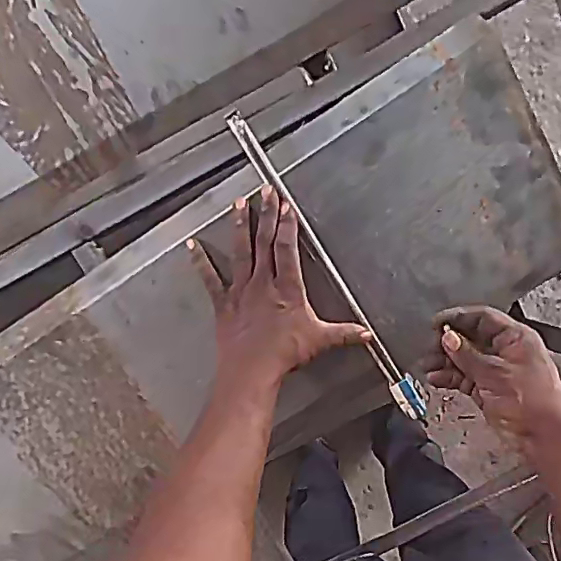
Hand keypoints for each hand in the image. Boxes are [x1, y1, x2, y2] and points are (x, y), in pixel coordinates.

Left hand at [192, 187, 370, 390]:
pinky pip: (210, 278)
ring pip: (240, 251)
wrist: (251, 369)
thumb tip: (368, 334)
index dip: (287, 224)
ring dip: (240, 226)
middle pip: (265, 241)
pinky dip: (200, 261)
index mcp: (286, 287)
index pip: (287, 247)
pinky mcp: (224, 303)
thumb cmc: (284, 353)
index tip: (286, 205)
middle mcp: (262, 282)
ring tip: (239, 204)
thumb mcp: (320, 340)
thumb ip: (345, 333)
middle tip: (266, 191)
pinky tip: (192, 245)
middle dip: (267, 214)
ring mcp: (240, 290)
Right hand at [425, 305, 560, 451]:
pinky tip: (436, 379)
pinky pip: (466, 378)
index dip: (458, 319)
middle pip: (472, 339)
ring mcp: (498, 371)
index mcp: (516, 338)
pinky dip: (451, 378)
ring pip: (466, 360)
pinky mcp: (491, 390)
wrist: (543, 436)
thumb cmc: (533, 402)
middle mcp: (507, 352)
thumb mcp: (494, 373)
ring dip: (446, 363)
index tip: (436, 324)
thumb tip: (449, 338)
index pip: (483, 318)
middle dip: (448, 344)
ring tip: (428, 367)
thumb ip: (467, 355)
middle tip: (429, 349)